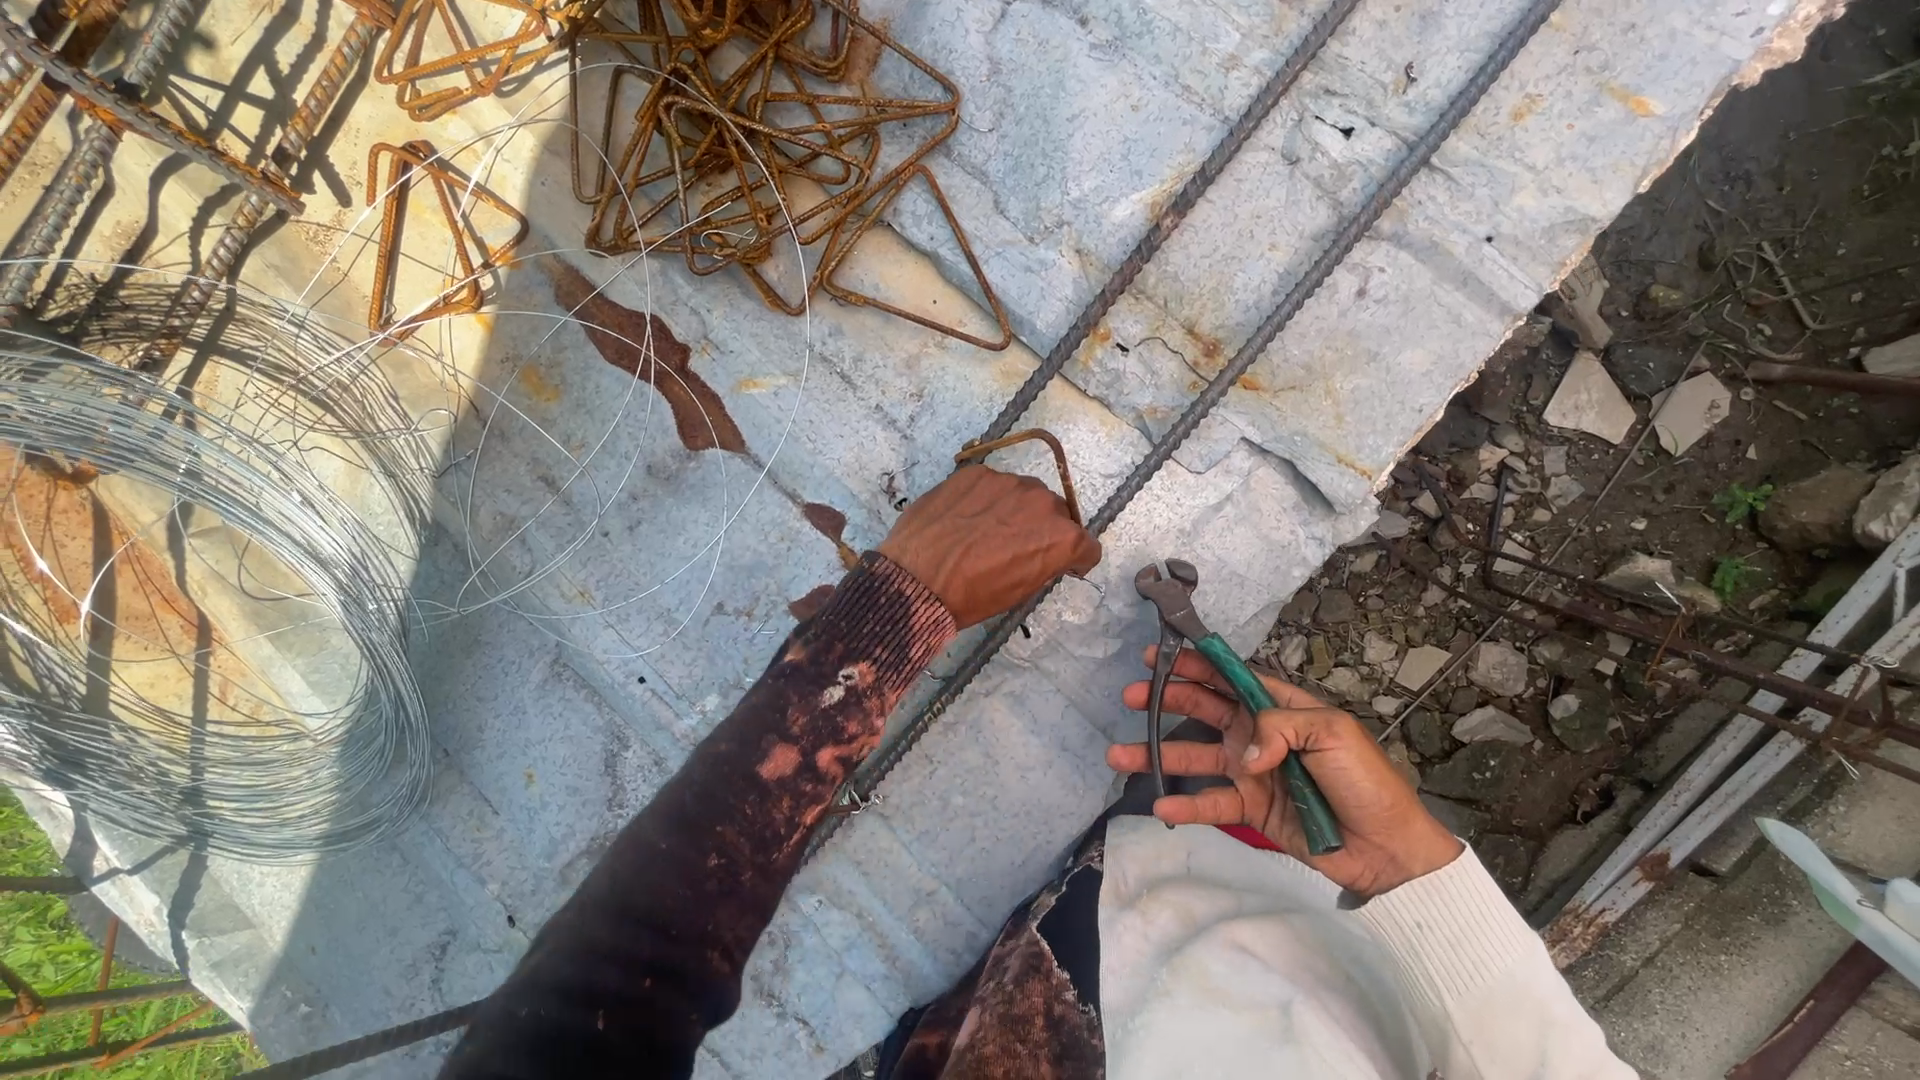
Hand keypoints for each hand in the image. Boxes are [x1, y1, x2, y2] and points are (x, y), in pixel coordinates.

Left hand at [878, 465, 1100, 627]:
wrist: (917, 579)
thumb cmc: (972, 596)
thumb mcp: (1020, 592)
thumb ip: (1044, 564)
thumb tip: (1046, 553)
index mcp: (1062, 537)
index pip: (1086, 545)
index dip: (1075, 559)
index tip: (1061, 565)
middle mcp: (1042, 502)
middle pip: (1054, 514)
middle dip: (1041, 530)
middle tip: (1013, 549)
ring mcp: (1008, 482)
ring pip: (1021, 495)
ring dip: (1012, 510)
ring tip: (982, 532)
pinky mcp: (976, 473)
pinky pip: (990, 485)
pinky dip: (983, 499)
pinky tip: (962, 519)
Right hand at [1109, 647, 1462, 897]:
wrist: (1388, 849)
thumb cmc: (1365, 781)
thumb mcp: (1333, 733)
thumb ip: (1279, 727)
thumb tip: (1240, 753)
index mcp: (1280, 708)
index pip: (1230, 678)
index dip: (1195, 666)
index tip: (1158, 658)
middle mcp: (1259, 735)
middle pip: (1203, 711)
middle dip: (1166, 701)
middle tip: (1130, 696)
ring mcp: (1251, 772)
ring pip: (1194, 756)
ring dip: (1157, 754)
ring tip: (1118, 756)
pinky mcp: (1250, 809)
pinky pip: (1210, 802)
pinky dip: (1184, 804)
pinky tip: (1160, 804)